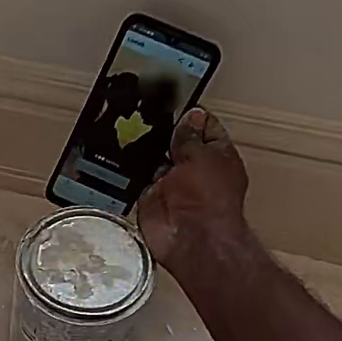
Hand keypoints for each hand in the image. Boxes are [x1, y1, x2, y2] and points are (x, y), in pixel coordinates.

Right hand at [137, 107, 251, 269]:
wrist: (188, 236)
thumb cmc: (209, 199)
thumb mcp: (200, 156)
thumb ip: (189, 137)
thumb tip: (189, 118)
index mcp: (217, 155)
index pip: (203, 128)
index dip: (189, 116)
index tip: (174, 104)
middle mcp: (195, 170)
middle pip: (175, 145)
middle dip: (163, 136)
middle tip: (146, 121)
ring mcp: (172, 186)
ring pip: (154, 163)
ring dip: (146, 156)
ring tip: (132, 139)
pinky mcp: (150, 200)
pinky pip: (137, 183)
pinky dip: (131, 176)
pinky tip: (124, 163)